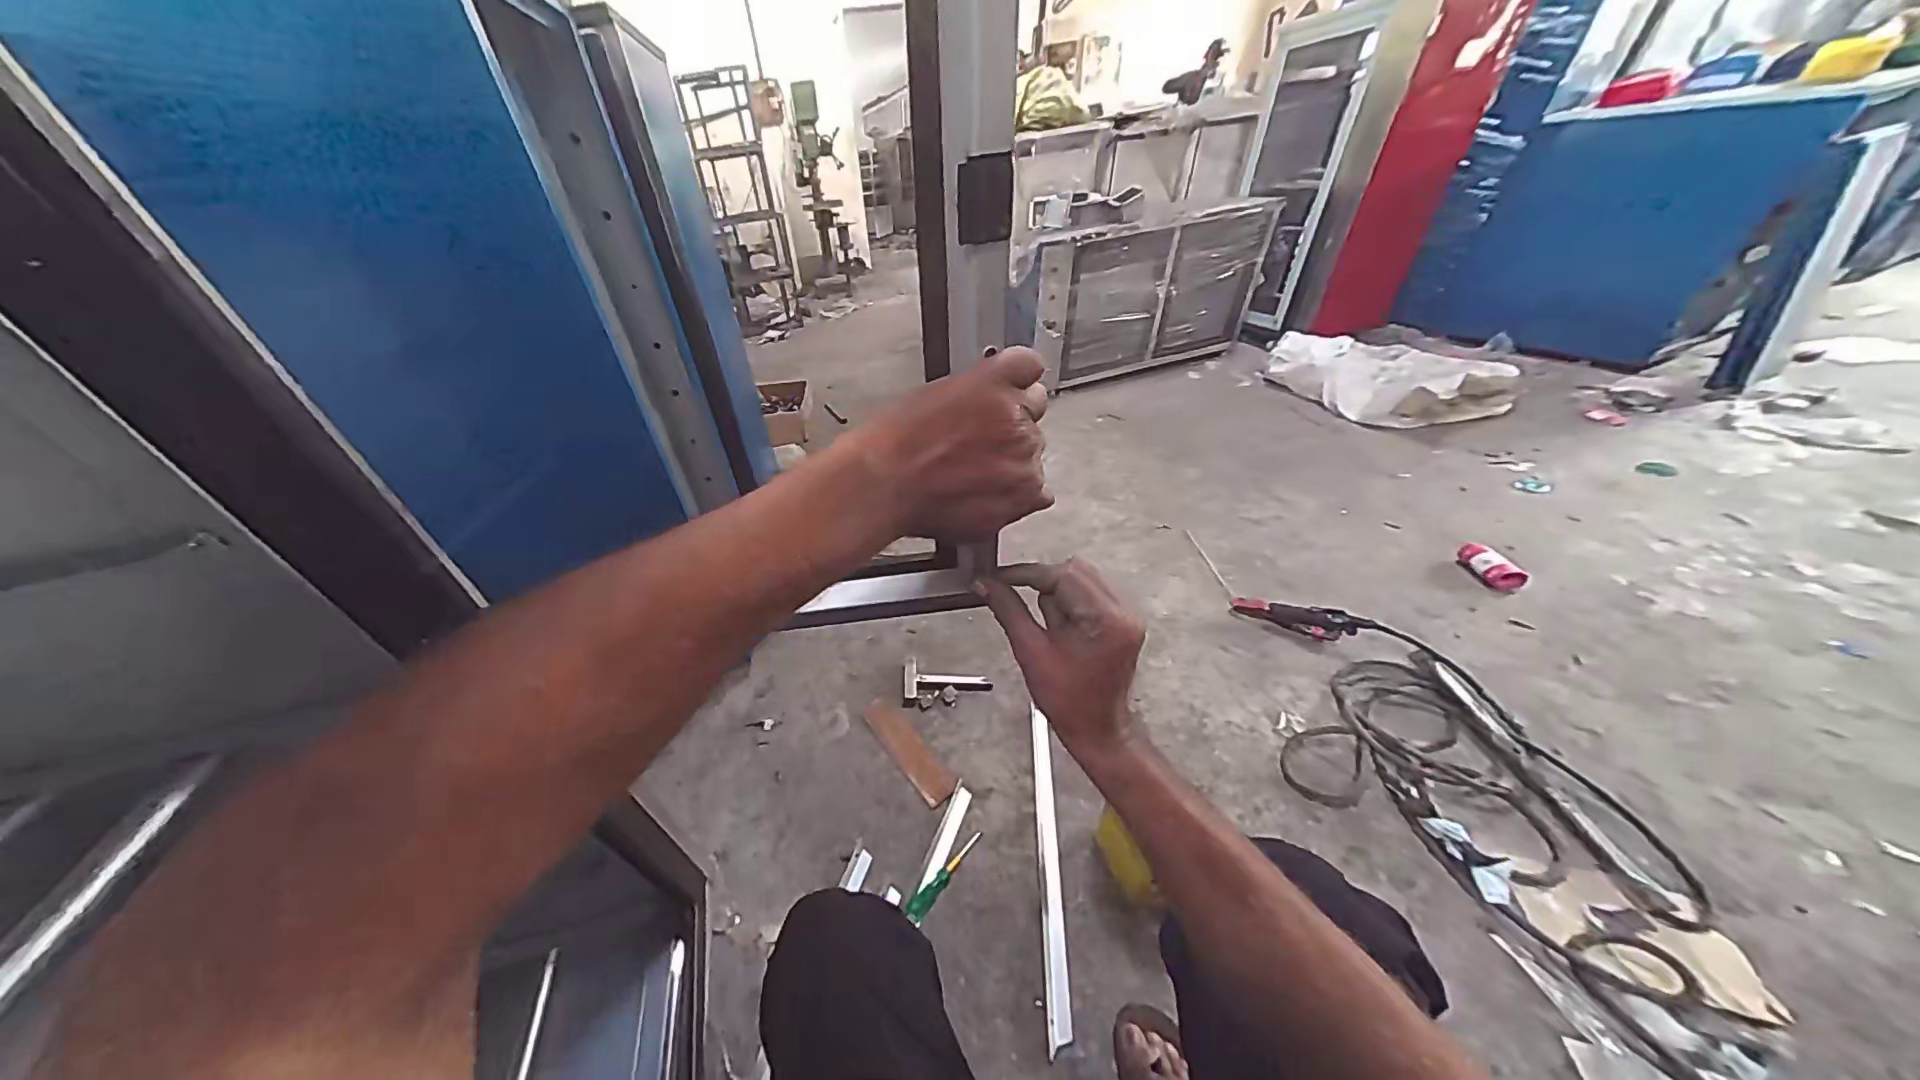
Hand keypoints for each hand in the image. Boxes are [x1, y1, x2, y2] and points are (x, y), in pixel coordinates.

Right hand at [847, 347, 1051, 540]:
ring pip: (1034, 455)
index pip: (1029, 367)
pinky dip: (1018, 495)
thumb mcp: (934, 394)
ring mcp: (1023, 458)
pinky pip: (1038, 493)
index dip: (1017, 383)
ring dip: (1012, 462)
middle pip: (1033, 413)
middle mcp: (1016, 416)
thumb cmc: (896, 444)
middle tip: (977, 444)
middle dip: (1011, 425)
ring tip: (970, 475)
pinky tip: (986, 495)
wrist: (885, 485)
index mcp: (993, 381)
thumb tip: (987, 403)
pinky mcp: (1023, 495)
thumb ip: (975, 393)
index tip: (1011, 391)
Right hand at [978, 559, 1145, 756]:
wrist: (1096, 728)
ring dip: (1054, 595)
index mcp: (1106, 619)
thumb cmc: (1069, 703)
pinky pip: (1088, 594)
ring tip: (1048, 631)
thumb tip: (986, 586)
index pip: (1062, 575)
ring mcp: (1125, 615)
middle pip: (1074, 571)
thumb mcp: (1031, 652)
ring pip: (1080, 580)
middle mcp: (1123, 612)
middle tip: (1015, 598)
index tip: (999, 576)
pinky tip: (1058, 630)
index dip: (1025, 573)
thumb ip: (1007, 610)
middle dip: (1040, 583)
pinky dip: (1066, 603)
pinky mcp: (1120, 621)